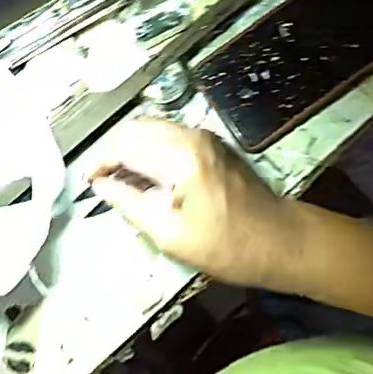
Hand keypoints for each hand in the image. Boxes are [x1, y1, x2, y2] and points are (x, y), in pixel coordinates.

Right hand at [87, 120, 302, 288]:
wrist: (283, 240)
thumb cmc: (229, 246)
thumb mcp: (171, 235)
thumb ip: (130, 204)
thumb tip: (100, 186)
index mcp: (181, 156)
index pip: (126, 145)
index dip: (101, 162)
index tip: (89, 180)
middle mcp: (191, 135)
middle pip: (135, 128)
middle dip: (113, 151)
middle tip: (104, 181)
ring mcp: (202, 135)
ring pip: (150, 128)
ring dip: (131, 148)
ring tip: (122, 181)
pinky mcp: (209, 142)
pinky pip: (167, 135)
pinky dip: (149, 149)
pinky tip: (147, 175)